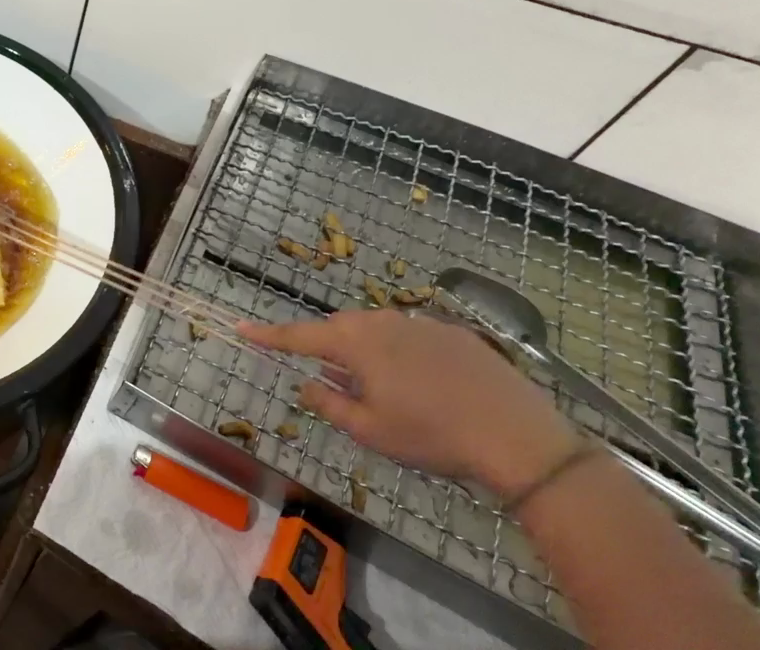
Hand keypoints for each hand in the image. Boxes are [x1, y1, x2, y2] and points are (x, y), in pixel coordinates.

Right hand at [240, 310, 577, 496]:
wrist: (519, 438)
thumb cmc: (432, 435)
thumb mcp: (368, 430)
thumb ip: (328, 403)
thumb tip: (307, 383)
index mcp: (354, 343)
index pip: (297, 335)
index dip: (267, 335)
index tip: (241, 329)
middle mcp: (383, 322)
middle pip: (340, 328)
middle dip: (328, 348)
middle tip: (333, 380)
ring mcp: (423, 324)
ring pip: (378, 330)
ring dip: (368, 351)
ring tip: (383, 388)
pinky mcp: (457, 335)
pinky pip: (413, 337)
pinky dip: (404, 355)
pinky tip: (426, 387)